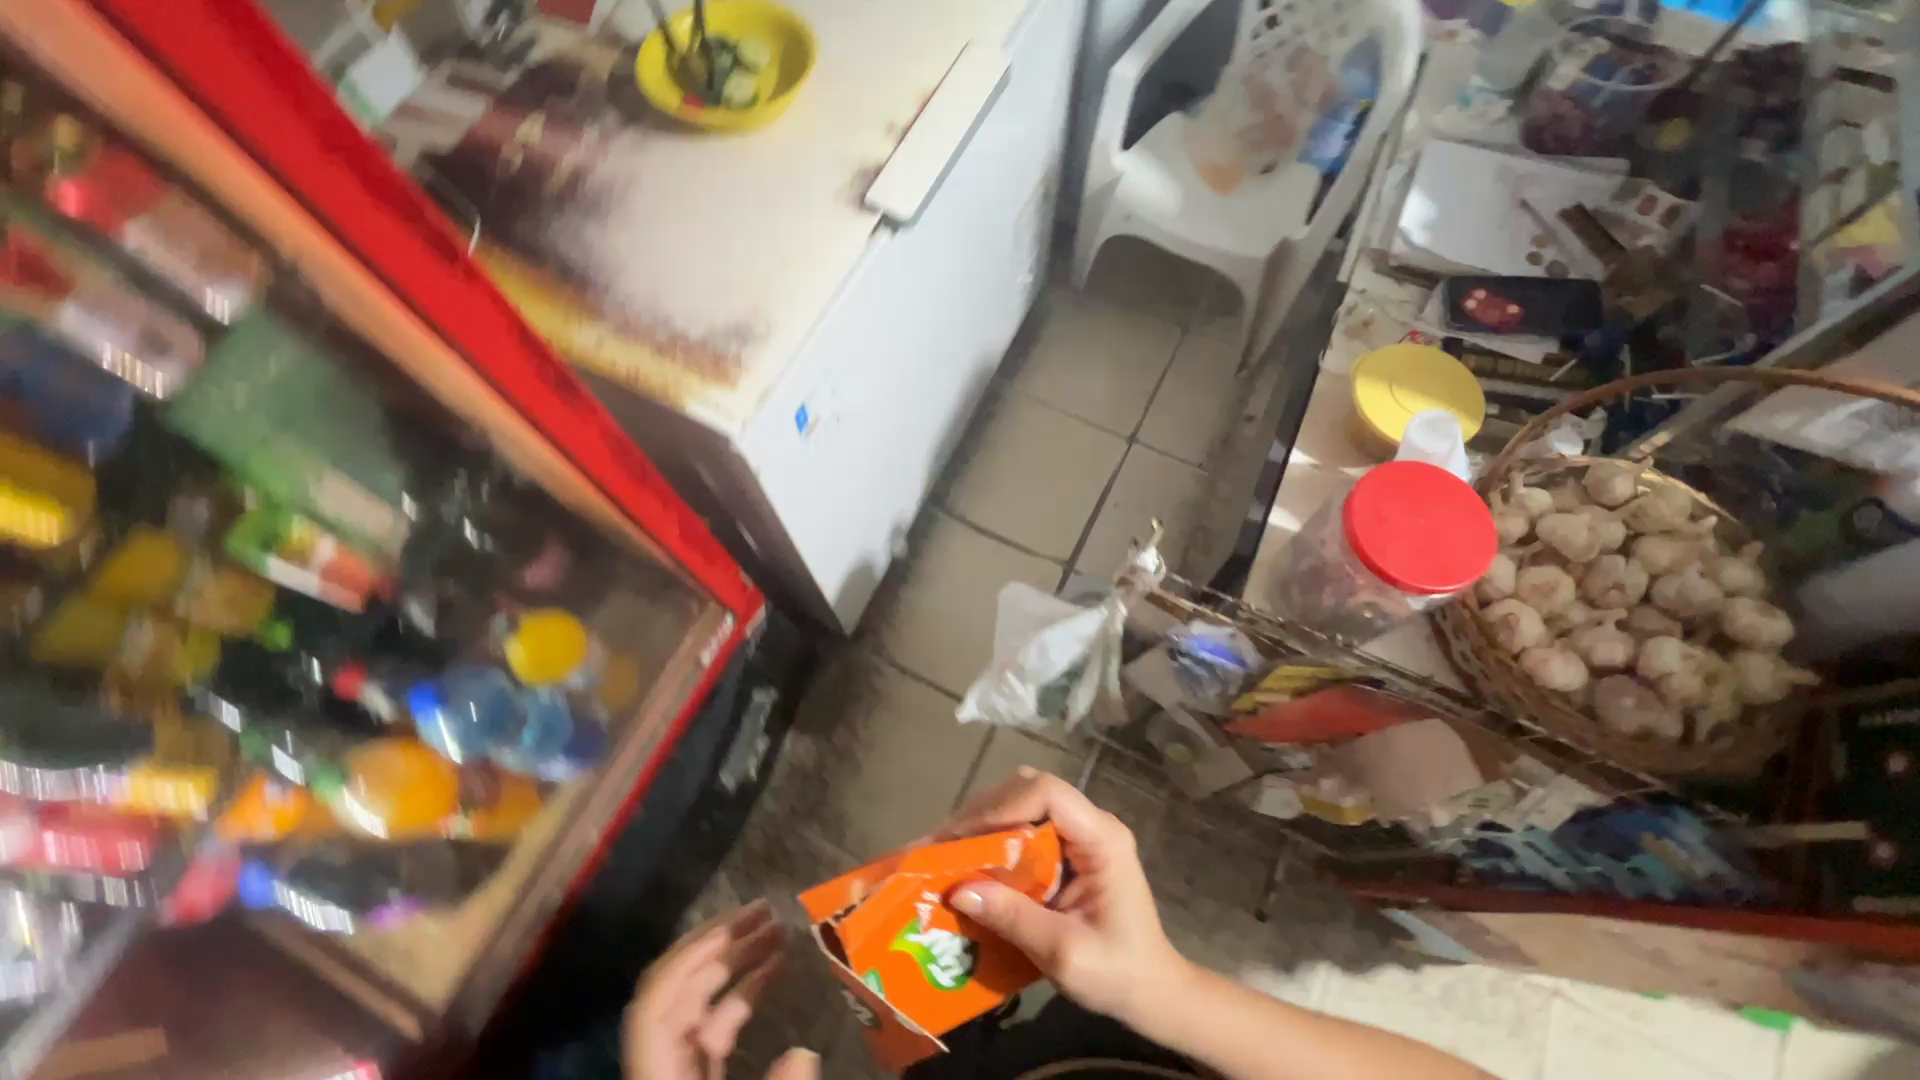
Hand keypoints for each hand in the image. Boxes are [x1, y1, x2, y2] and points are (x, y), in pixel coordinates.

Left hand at [624, 901, 817, 1079]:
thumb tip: (805, 1051)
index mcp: (657, 1071)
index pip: (655, 1002)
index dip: (686, 960)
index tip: (729, 930)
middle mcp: (662, 1060)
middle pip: (680, 988)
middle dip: (721, 945)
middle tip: (765, 911)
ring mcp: (680, 1066)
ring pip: (702, 1000)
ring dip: (738, 962)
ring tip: (778, 931)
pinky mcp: (698, 1073)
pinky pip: (716, 1022)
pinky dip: (744, 993)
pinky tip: (775, 970)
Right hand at [940, 768, 1186, 1024]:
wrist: (1152, 992)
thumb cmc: (1118, 973)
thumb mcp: (1064, 953)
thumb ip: (1014, 918)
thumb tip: (958, 890)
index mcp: (1102, 839)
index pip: (1047, 793)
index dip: (1002, 805)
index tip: (963, 836)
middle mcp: (1091, 824)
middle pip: (1029, 790)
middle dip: (982, 813)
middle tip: (941, 845)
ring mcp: (1080, 834)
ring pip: (1022, 803)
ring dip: (983, 823)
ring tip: (946, 852)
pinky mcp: (1068, 850)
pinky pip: (1025, 827)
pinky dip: (993, 839)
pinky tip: (968, 862)